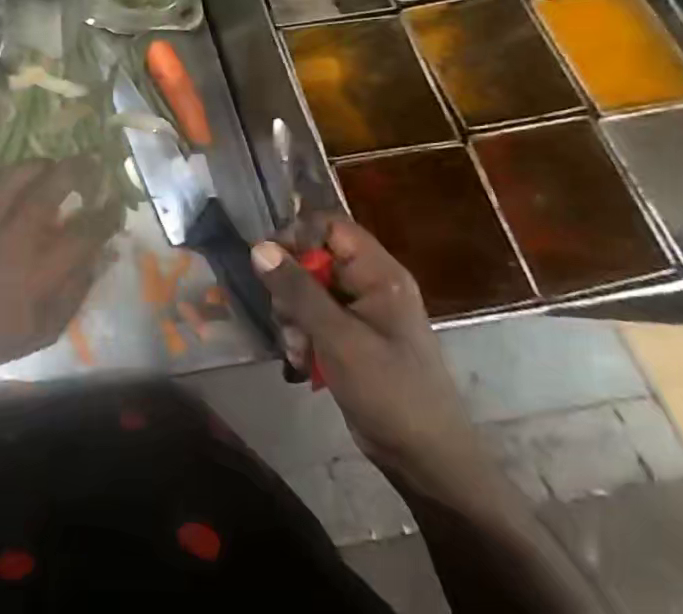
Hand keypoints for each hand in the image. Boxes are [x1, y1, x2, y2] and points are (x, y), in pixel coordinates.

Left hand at [0, 156, 122, 369]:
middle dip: (72, 174)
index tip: (117, 203)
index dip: (104, 217)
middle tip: (91, 161)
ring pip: (8, 183)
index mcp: (37, 273)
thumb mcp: (49, 328)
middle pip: (43, 196)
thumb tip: (104, 254)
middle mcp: (11, 244)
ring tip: (52, 162)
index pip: (80, 236)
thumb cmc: (2, 335)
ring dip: (34, 166)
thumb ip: (78, 290)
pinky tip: (13, 172)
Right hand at [252, 217, 490, 494]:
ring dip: (293, 318)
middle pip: (313, 259)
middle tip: (287, 320)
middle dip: (290, 289)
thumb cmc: (389, 390)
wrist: (423, 456)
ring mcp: (359, 313)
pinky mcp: (349, 338)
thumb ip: (298, 291)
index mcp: (379, 273)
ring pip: (307, 292)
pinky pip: (313, 320)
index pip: (330, 227)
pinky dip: (301, 337)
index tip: (269, 261)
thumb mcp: (338, 337)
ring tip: (298, 350)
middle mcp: (369, 285)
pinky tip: (301, 362)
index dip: (297, 235)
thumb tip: (259, 248)